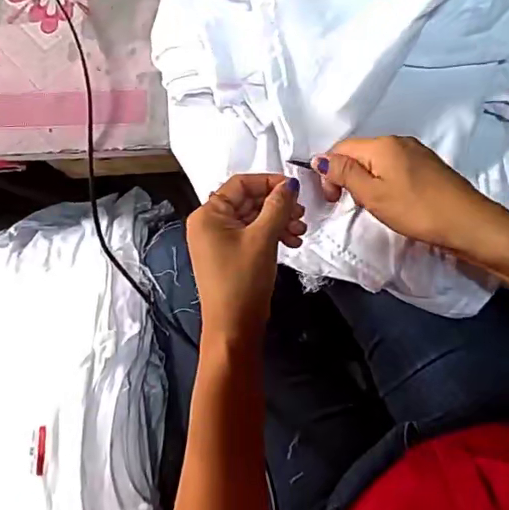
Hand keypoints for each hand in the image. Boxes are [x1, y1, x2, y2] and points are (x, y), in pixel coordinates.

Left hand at [184, 174, 305, 350]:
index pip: (240, 183)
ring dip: (278, 221)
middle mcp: (209, 223)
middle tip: (301, 214)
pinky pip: (252, 234)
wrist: (233, 327)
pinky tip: (291, 243)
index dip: (269, 182)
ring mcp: (218, 240)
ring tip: (299, 232)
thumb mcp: (263, 238)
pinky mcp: (229, 254)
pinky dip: (272, 234)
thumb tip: (289, 184)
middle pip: (248, 200)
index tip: (294, 188)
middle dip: (277, 205)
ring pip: (253, 218)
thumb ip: (277, 206)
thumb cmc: (242, 281)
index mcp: (208, 214)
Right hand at [315, 136, 506, 255]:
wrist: (468, 224)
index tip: (334, 199)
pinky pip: (393, 166)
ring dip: (365, 180)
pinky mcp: (427, 166)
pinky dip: (383, 181)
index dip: (329, 172)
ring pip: (376, 161)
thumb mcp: (372, 194)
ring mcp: (415, 152)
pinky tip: (391, 200)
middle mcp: (398, 141)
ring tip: (372, 204)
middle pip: (358, 153)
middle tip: (350, 204)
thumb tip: (319, 158)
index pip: (340, 149)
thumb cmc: (417, 210)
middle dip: (346, 175)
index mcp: (382, 144)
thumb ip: (344, 174)